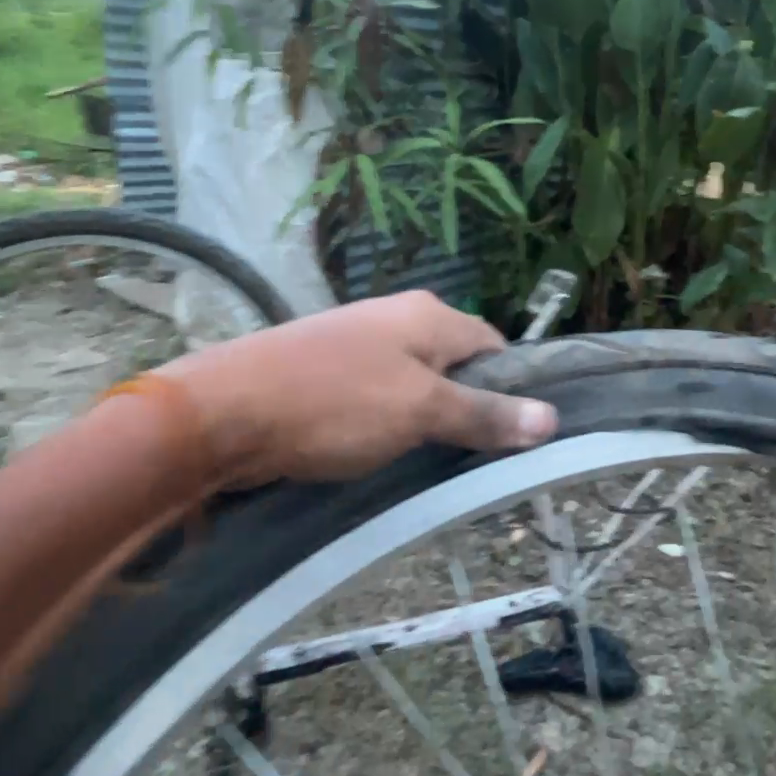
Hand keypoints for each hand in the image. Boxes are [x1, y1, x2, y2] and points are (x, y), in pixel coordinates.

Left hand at [156, 292, 557, 485]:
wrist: (224, 411)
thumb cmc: (335, 404)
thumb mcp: (420, 412)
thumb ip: (484, 414)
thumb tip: (551, 417)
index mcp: (429, 315)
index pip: (494, 346)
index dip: (508, 389)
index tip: (507, 436)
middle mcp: (397, 316)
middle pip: (454, 363)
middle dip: (465, 407)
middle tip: (466, 457)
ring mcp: (358, 340)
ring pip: (414, 381)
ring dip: (424, 418)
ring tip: (422, 460)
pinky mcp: (326, 367)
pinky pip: (377, 392)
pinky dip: (386, 420)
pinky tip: (378, 451)